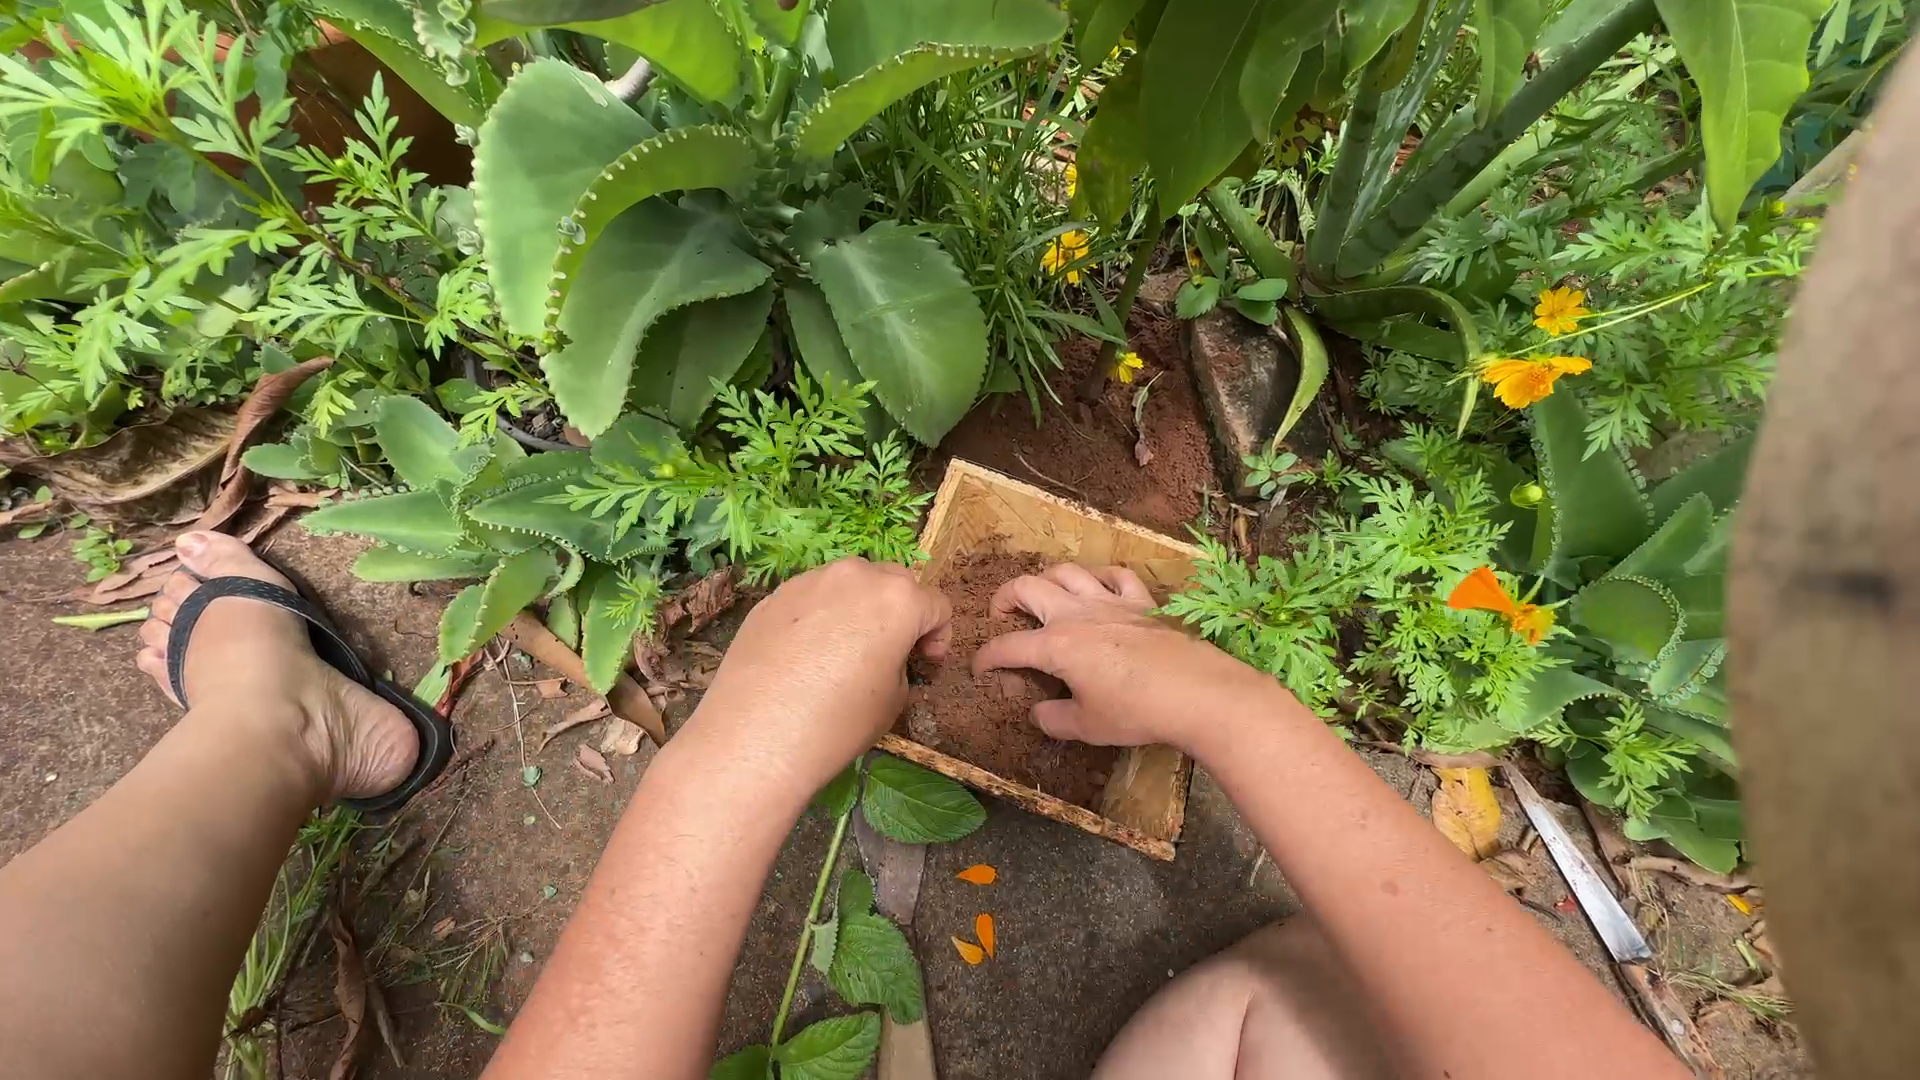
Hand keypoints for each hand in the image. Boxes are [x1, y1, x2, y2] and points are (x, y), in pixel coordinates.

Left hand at [682, 557, 949, 796]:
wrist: (755, 735)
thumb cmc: (838, 721)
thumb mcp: (894, 699)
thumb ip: (901, 662)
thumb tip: (887, 654)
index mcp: (898, 598)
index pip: (937, 605)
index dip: (938, 637)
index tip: (925, 664)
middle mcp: (857, 575)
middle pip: (896, 581)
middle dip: (902, 612)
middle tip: (892, 651)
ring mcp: (811, 580)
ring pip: (851, 583)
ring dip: (861, 607)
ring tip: (846, 650)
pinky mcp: (775, 594)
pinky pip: (814, 596)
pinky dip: (822, 614)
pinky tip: (807, 654)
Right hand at [971, 563, 1284, 753]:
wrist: (1197, 693)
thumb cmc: (1136, 711)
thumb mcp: (1088, 727)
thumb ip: (1055, 718)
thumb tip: (1039, 712)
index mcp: (1056, 646)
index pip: (1008, 646)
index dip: (987, 657)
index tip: (980, 668)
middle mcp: (1077, 614)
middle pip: (1028, 587)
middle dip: (1005, 597)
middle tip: (1002, 613)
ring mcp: (1111, 602)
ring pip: (1068, 572)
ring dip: (1048, 579)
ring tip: (1045, 595)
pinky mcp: (1142, 601)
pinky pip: (1116, 575)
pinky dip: (1101, 577)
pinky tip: (1099, 587)